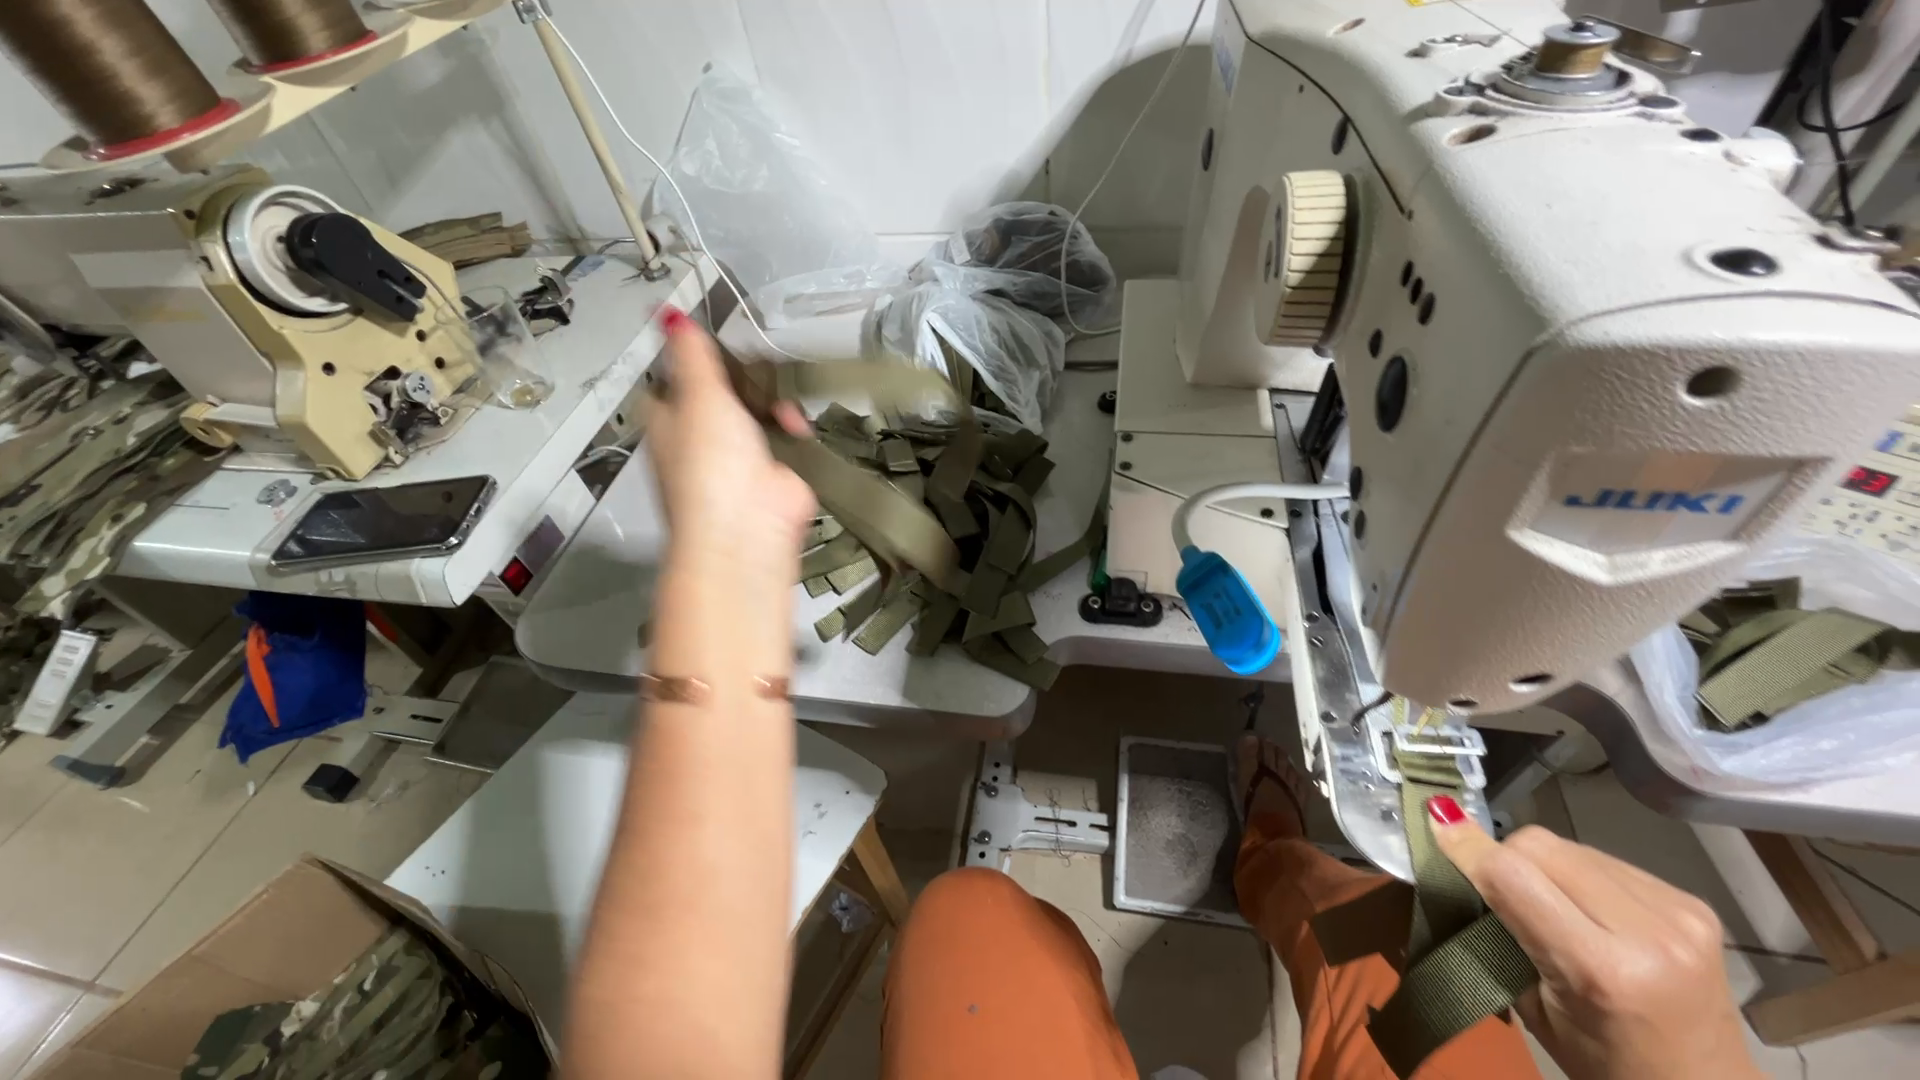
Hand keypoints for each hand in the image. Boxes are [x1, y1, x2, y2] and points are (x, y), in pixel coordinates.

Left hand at [646, 310, 814, 579]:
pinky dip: (791, 426)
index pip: (672, 376)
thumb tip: (667, 312)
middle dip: (743, 378)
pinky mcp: (773, 468)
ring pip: (755, 410)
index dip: (690, 357)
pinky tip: (796, 425)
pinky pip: (782, 434)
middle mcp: (699, 436)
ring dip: (772, 400)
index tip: (714, 337)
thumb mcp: (698, 394)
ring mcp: (738, 454)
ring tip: (781, 401)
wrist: (749, 526)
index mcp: (667, 418)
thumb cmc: (711, 461)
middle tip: (760, 363)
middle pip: (720, 390)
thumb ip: (691, 353)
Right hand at [1428, 799, 1761, 1079]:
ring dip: (1543, 863)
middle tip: (1495, 887)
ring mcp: (1678, 914)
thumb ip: (1497, 929)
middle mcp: (1647, 933)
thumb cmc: (1601, 1065)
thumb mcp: (1531, 1008)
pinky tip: (1588, 909)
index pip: (1512, 877)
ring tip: (1549, 904)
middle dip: (1505, 856)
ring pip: (1571, 846)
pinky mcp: (1693, 903)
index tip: (1434, 819)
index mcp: (1600, 970)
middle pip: (1540, 846)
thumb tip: (1456, 856)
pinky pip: (1606, 860)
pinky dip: (1579, 873)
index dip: (1468, 846)